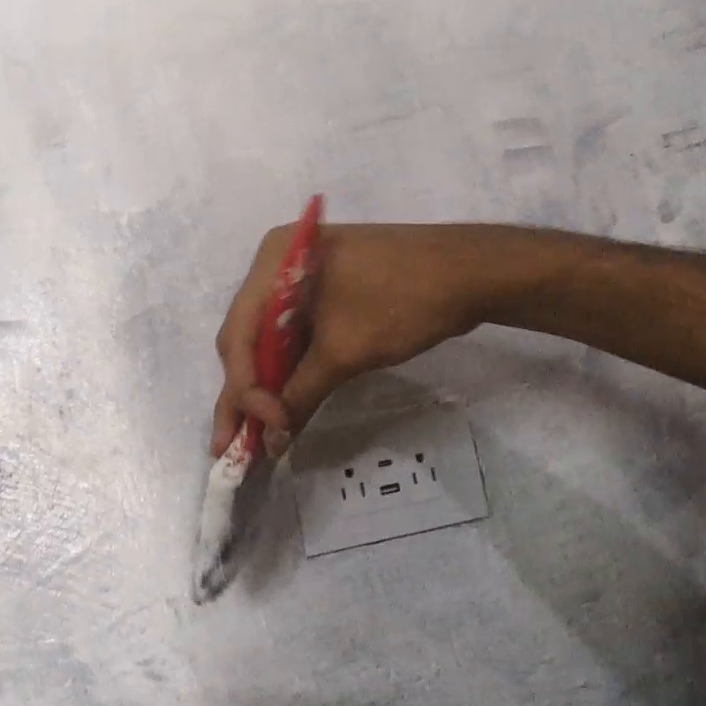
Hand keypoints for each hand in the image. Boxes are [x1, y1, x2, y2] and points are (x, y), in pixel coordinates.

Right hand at [211, 223, 562, 456]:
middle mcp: (275, 264)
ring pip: (266, 342)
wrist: (473, 272)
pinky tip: (279, 409)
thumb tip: (271, 441)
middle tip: (232, 445)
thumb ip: (300, 394)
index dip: (245, 389)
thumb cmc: (404, 301)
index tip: (266, 431)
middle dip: (245, 393)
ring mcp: (297, 279)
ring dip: (262, 389)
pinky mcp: (320, 295)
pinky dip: (287, 373)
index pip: (239, 334)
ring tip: (248, 438)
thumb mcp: (346, 352)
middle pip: (245, 338)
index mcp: (273, 260)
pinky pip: (291, 338)